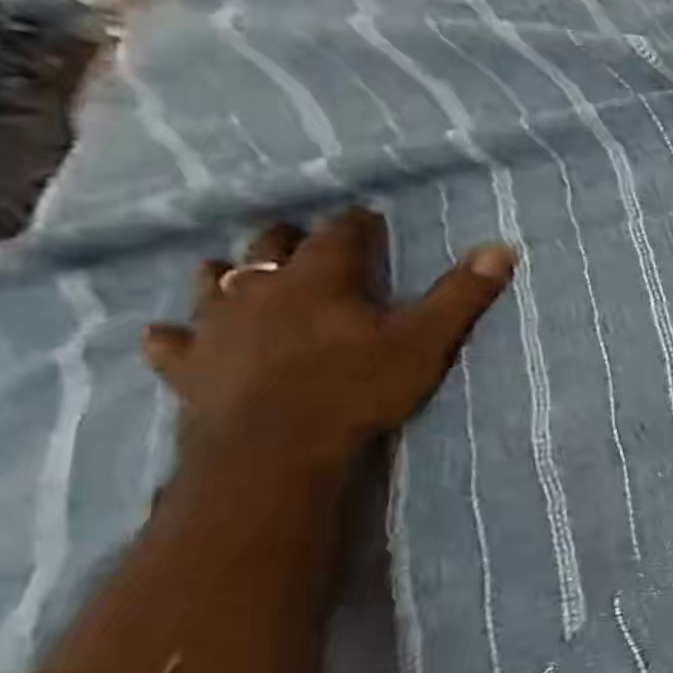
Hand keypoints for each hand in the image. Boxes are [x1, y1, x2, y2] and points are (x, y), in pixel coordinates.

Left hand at [142, 207, 514, 478]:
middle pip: (271, 247)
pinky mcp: (189, 368)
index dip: (357, 223)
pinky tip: (173, 334)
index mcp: (319, 278)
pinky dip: (175, 335)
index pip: (339, 233)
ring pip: (213, 283)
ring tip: (241, 274)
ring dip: (228, 274)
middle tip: (309, 239)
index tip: (369, 218)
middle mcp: (260, 290)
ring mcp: (217, 328)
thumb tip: (501, 248)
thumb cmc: (356, 389)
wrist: (273, 454)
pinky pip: (171, 343)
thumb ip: (462, 295)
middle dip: (292, 238)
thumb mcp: (426, 341)